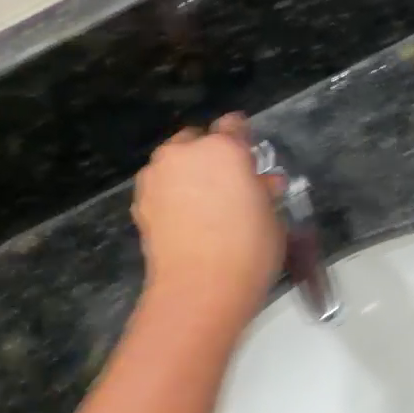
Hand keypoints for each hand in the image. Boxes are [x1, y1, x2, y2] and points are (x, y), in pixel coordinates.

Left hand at [132, 114, 284, 323]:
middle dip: (212, 155)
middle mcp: (185, 153)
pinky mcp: (141, 201)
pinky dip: (175, 196)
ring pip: (176, 164)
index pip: (234, 126)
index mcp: (224, 150)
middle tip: (231, 182)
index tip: (251, 151)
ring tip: (210, 204)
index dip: (244, 137)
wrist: (201, 286)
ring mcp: (157, 176)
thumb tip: (262, 183)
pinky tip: (191, 220)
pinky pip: (163, 188)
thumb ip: (263, 193)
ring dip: (191, 175)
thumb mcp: (272, 219)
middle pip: (197, 141)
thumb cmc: (250, 250)